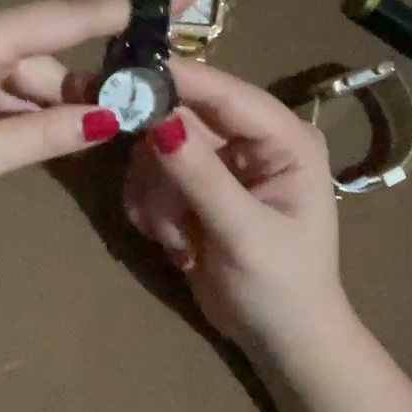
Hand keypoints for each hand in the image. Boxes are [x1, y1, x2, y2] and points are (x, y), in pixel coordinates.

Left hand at [0, 0, 129, 208]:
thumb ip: (42, 134)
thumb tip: (107, 118)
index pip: (62, 20)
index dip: (117, 13)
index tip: (170, 1)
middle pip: (46, 55)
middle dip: (88, 82)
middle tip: (140, 104)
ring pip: (26, 76)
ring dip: (57, 103)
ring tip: (106, 128)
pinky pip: (3, 89)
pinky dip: (28, 110)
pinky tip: (57, 133)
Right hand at [123, 63, 348, 350]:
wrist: (277, 336)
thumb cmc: (279, 285)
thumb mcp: (243, 233)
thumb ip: (201, 178)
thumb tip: (159, 124)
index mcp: (284, 140)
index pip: (227, 95)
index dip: (180, 82)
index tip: (128, 75)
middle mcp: (248, 144)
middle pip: (179, 122)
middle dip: (161, 169)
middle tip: (164, 213)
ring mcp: (216, 168)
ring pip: (154, 155)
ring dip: (155, 201)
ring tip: (180, 241)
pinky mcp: (188, 193)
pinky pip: (147, 182)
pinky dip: (149, 213)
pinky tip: (173, 245)